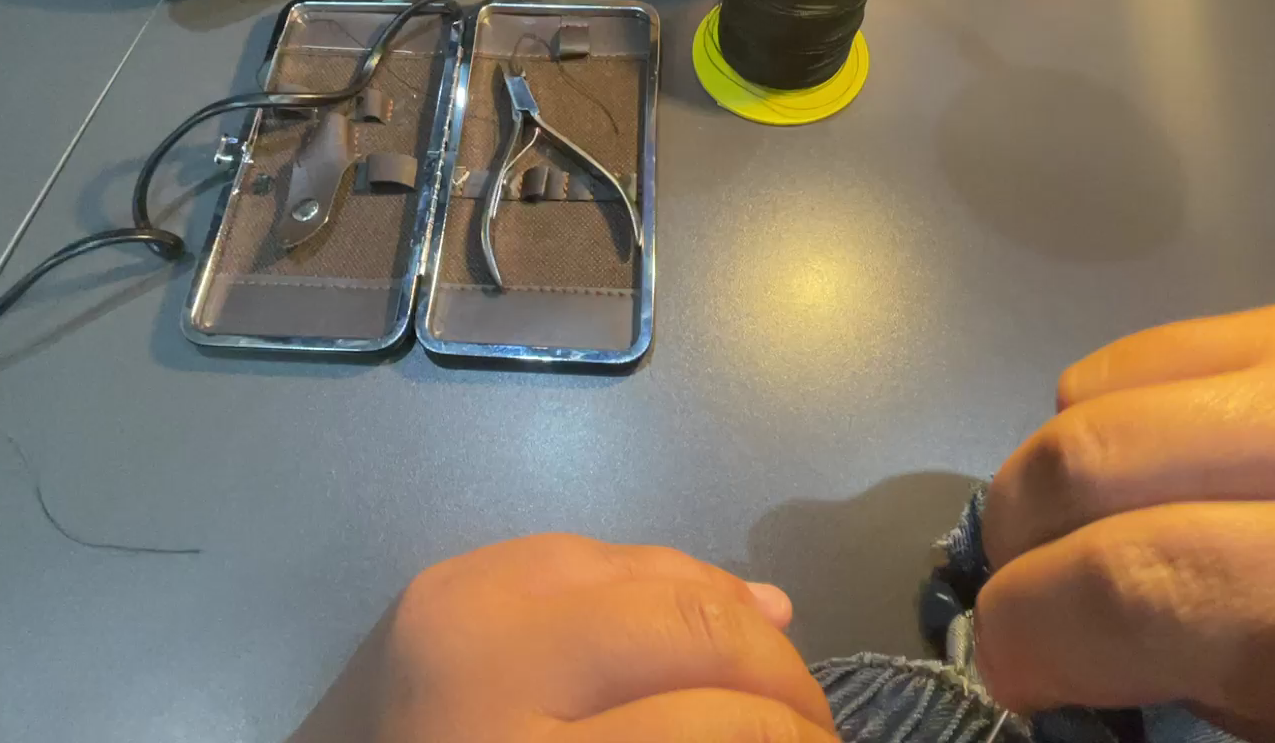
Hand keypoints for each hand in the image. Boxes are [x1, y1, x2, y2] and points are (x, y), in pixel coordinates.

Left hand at [291, 534, 836, 742]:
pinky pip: (596, 551)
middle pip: (682, 626)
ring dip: (731, 610)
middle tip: (816, 717)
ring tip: (779, 658)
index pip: (700, 727)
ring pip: (648, 566)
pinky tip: (709, 604)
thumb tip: (776, 733)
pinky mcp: (458, 568)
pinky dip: (665, 578)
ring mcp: (467, 595)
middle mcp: (489, 661)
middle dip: (776, 669)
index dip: (786, 738)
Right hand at [976, 282, 1274, 741]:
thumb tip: (1084, 663)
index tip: (1012, 669)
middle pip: (1088, 456)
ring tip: (1094, 525)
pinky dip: (1112, 417)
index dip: (1034, 630)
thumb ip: (1247, 708)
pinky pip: (1146, 351)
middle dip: (1016, 536)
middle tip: (1030, 594)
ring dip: (1056, 473)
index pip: (1149, 583)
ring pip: (1091, 388)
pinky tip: (1172, 463)